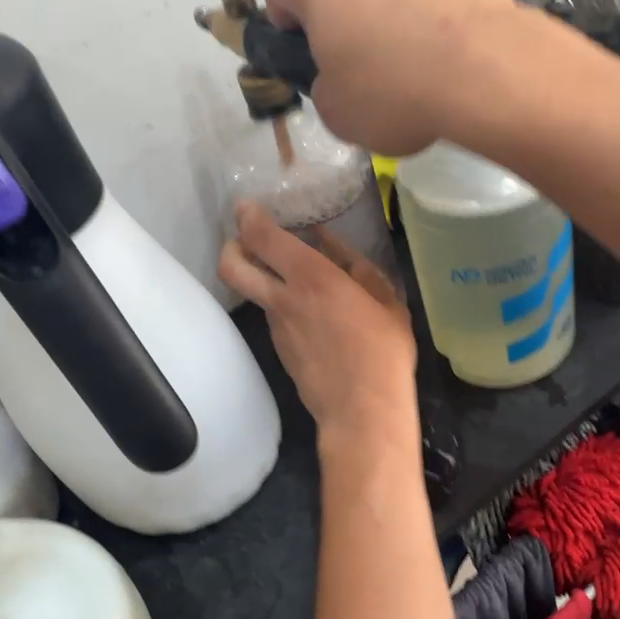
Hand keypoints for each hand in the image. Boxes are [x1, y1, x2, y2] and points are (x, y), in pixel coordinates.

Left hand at [220, 202, 418, 449]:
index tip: (249, 208)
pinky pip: (278, 320)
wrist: (362, 410)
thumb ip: (361, 271)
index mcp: (312, 277)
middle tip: (247, 242)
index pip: (262, 237)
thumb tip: (338, 252)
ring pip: (257, 294)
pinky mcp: (282, 353)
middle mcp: (284, 300)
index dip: (249, 217)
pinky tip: (316, 321)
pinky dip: (287, 311)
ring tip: (300, 286)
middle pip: (232, 267)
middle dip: (231, 247)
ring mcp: (279, 329)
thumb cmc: (383, 352)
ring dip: (267, 283)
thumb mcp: (388, 302)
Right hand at [263, 0, 529, 154]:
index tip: (304, 51)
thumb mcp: (338, 115)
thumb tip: (337, 79)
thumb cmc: (395, 94)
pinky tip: (455, 39)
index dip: (286, 21)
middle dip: (346, 10)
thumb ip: (325, 89)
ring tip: (417, 50)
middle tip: (365, 61)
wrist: (484, 74)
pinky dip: (441, 0)